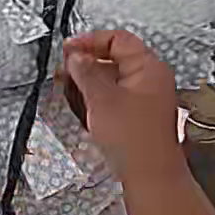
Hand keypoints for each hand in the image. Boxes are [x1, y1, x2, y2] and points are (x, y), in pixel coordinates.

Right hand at [59, 30, 181, 182]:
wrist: (149, 175)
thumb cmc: (132, 137)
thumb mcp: (102, 99)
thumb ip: (86, 73)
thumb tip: (75, 56)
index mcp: (149, 67)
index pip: (119, 39)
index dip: (91, 40)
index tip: (68, 49)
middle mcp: (150, 79)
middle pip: (116, 57)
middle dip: (88, 60)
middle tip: (64, 67)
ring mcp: (145, 98)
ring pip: (113, 78)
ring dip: (89, 78)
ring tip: (67, 84)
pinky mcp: (137, 115)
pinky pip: (115, 95)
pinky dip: (97, 94)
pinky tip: (81, 102)